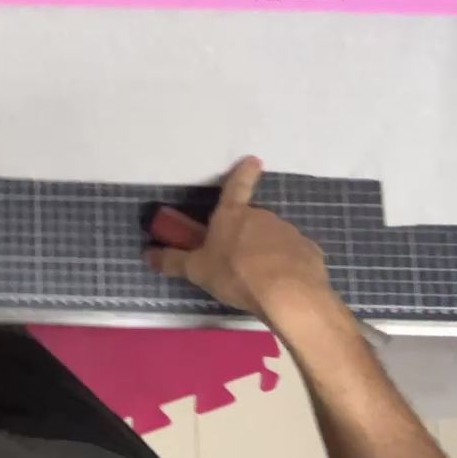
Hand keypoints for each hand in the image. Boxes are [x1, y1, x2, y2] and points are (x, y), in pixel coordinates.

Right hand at [145, 156, 335, 323]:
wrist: (289, 296)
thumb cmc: (236, 275)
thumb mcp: (196, 270)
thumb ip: (172, 261)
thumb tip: (147, 254)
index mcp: (232, 215)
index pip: (236, 186)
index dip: (243, 173)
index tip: (254, 160)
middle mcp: (262, 217)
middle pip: (251, 220)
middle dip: (245, 234)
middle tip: (236, 257)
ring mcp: (288, 233)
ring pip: (273, 238)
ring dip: (266, 250)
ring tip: (258, 276)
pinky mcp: (309, 252)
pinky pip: (293, 255)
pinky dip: (286, 264)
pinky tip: (281, 283)